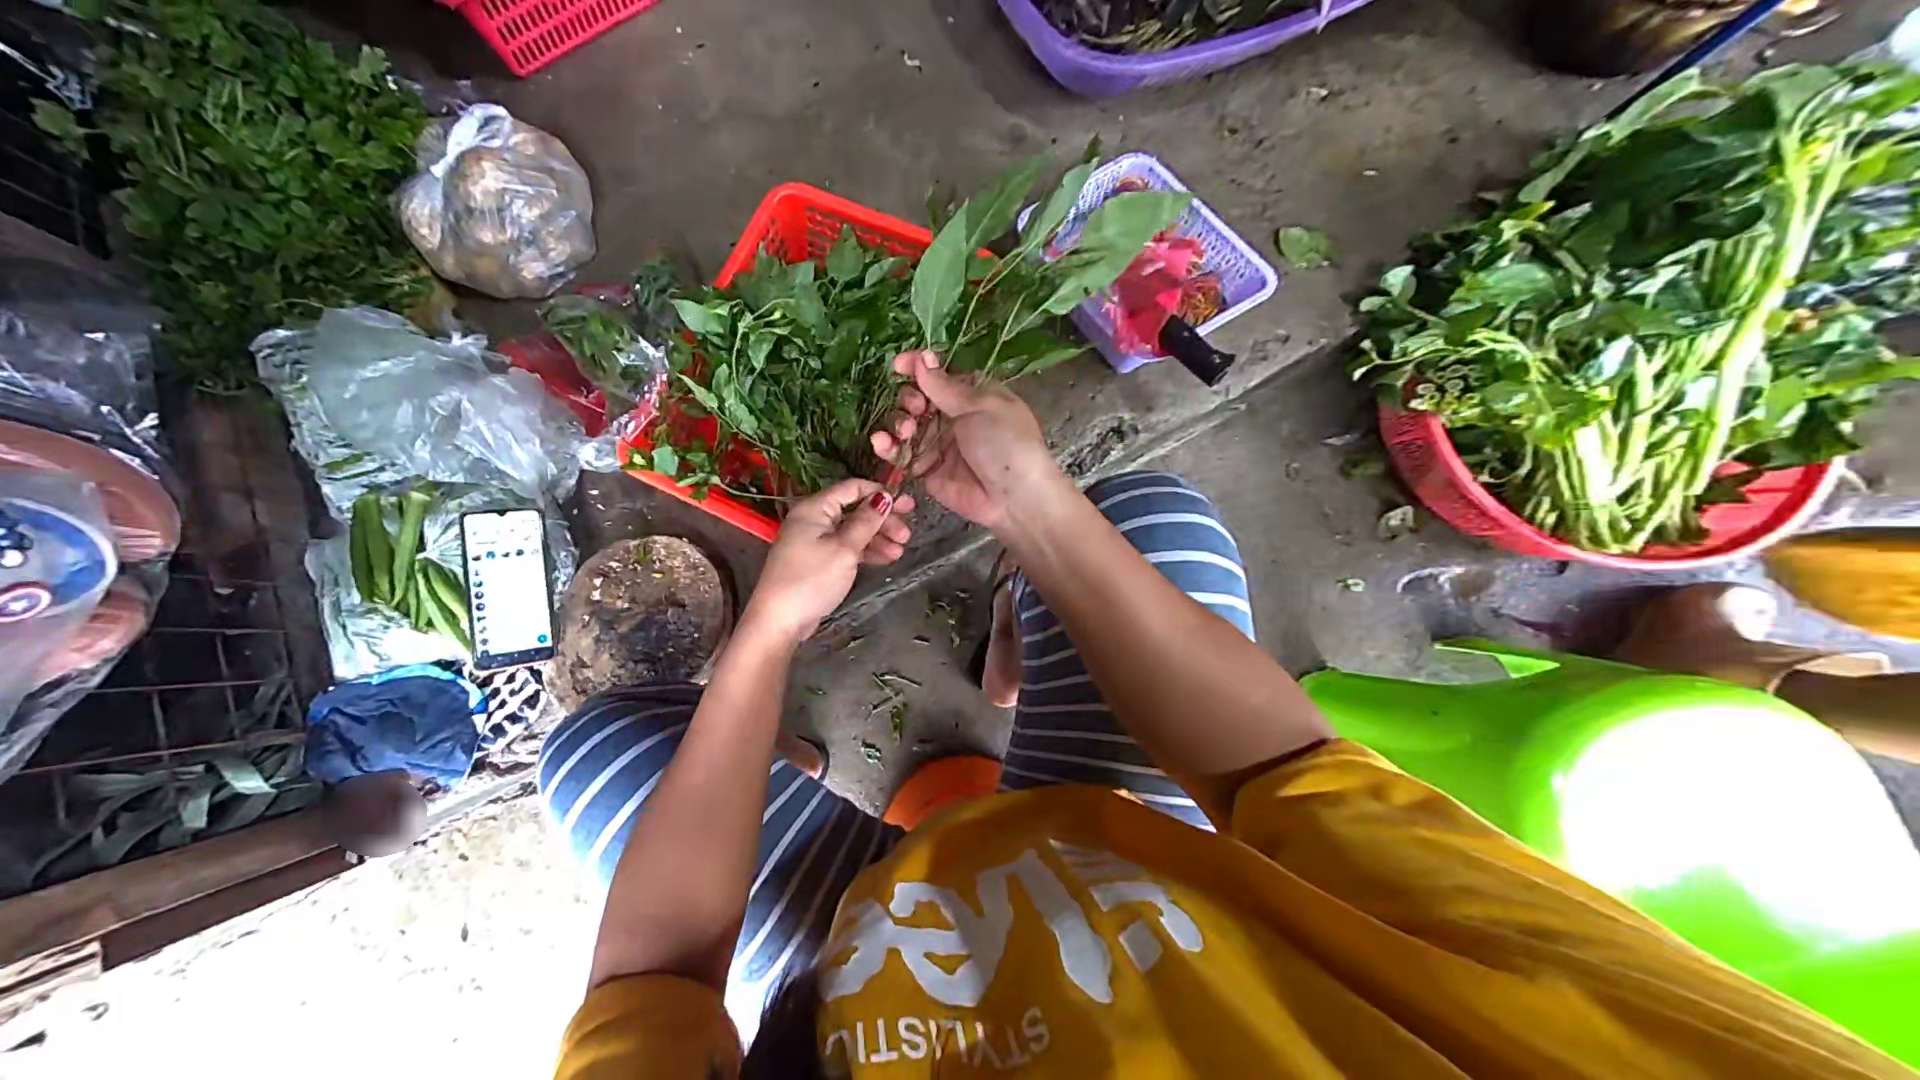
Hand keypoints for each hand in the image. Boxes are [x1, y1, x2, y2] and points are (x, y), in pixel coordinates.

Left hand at [739, 478, 914, 644]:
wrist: (779, 620)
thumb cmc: (811, 579)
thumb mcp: (844, 549)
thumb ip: (866, 522)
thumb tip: (884, 497)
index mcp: (815, 508)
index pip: (852, 488)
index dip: (881, 493)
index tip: (907, 504)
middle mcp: (813, 519)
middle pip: (855, 510)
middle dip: (883, 520)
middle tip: (907, 533)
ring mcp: (814, 541)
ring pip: (853, 531)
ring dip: (878, 538)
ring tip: (900, 550)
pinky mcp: (818, 560)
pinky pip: (846, 547)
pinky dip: (866, 551)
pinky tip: (886, 558)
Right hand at [870, 351, 1058, 529]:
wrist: (1015, 496)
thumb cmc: (1006, 442)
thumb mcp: (979, 406)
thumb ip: (944, 386)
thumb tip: (922, 357)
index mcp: (972, 395)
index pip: (939, 375)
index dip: (917, 367)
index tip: (898, 365)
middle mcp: (953, 417)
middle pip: (918, 399)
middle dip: (909, 399)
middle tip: (916, 408)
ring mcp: (940, 445)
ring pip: (906, 427)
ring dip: (898, 423)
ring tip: (905, 430)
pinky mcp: (928, 471)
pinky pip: (903, 456)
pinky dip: (889, 448)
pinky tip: (880, 443)